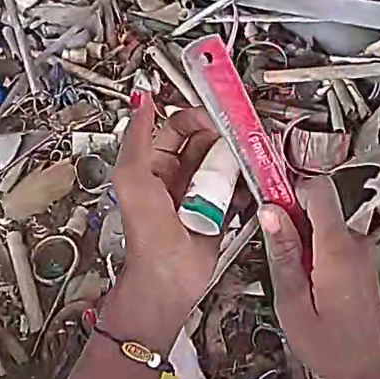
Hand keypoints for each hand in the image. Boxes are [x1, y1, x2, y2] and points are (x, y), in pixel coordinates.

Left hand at [100, 93, 222, 345]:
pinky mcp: (220, 212)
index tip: (212, 117)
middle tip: (232, 140)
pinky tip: (247, 186)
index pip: (176, 127)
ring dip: (234, 161)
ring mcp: (200, 194)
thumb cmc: (147, 233)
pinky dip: (244, 187)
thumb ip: (137, 137)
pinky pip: (237, 191)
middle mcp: (178, 176)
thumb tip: (141, 101)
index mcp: (153, 165)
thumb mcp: (132, 177)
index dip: (195, 118)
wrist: (169, 277)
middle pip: (205, 142)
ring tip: (240, 164)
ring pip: (224, 164)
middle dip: (220, 138)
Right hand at [261, 176, 379, 378]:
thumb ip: (282, 253)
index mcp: (337, 249)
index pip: (318, 190)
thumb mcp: (292, 302)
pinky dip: (314, 251)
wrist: (370, 372)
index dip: (290, 188)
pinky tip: (306, 283)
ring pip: (323, 225)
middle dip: (290, 220)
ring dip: (301, 240)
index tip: (268, 200)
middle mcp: (355, 242)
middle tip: (272, 252)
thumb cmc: (329, 345)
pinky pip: (332, 241)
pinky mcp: (362, 261)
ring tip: (290, 277)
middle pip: (318, 207)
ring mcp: (362, 251)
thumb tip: (270, 211)